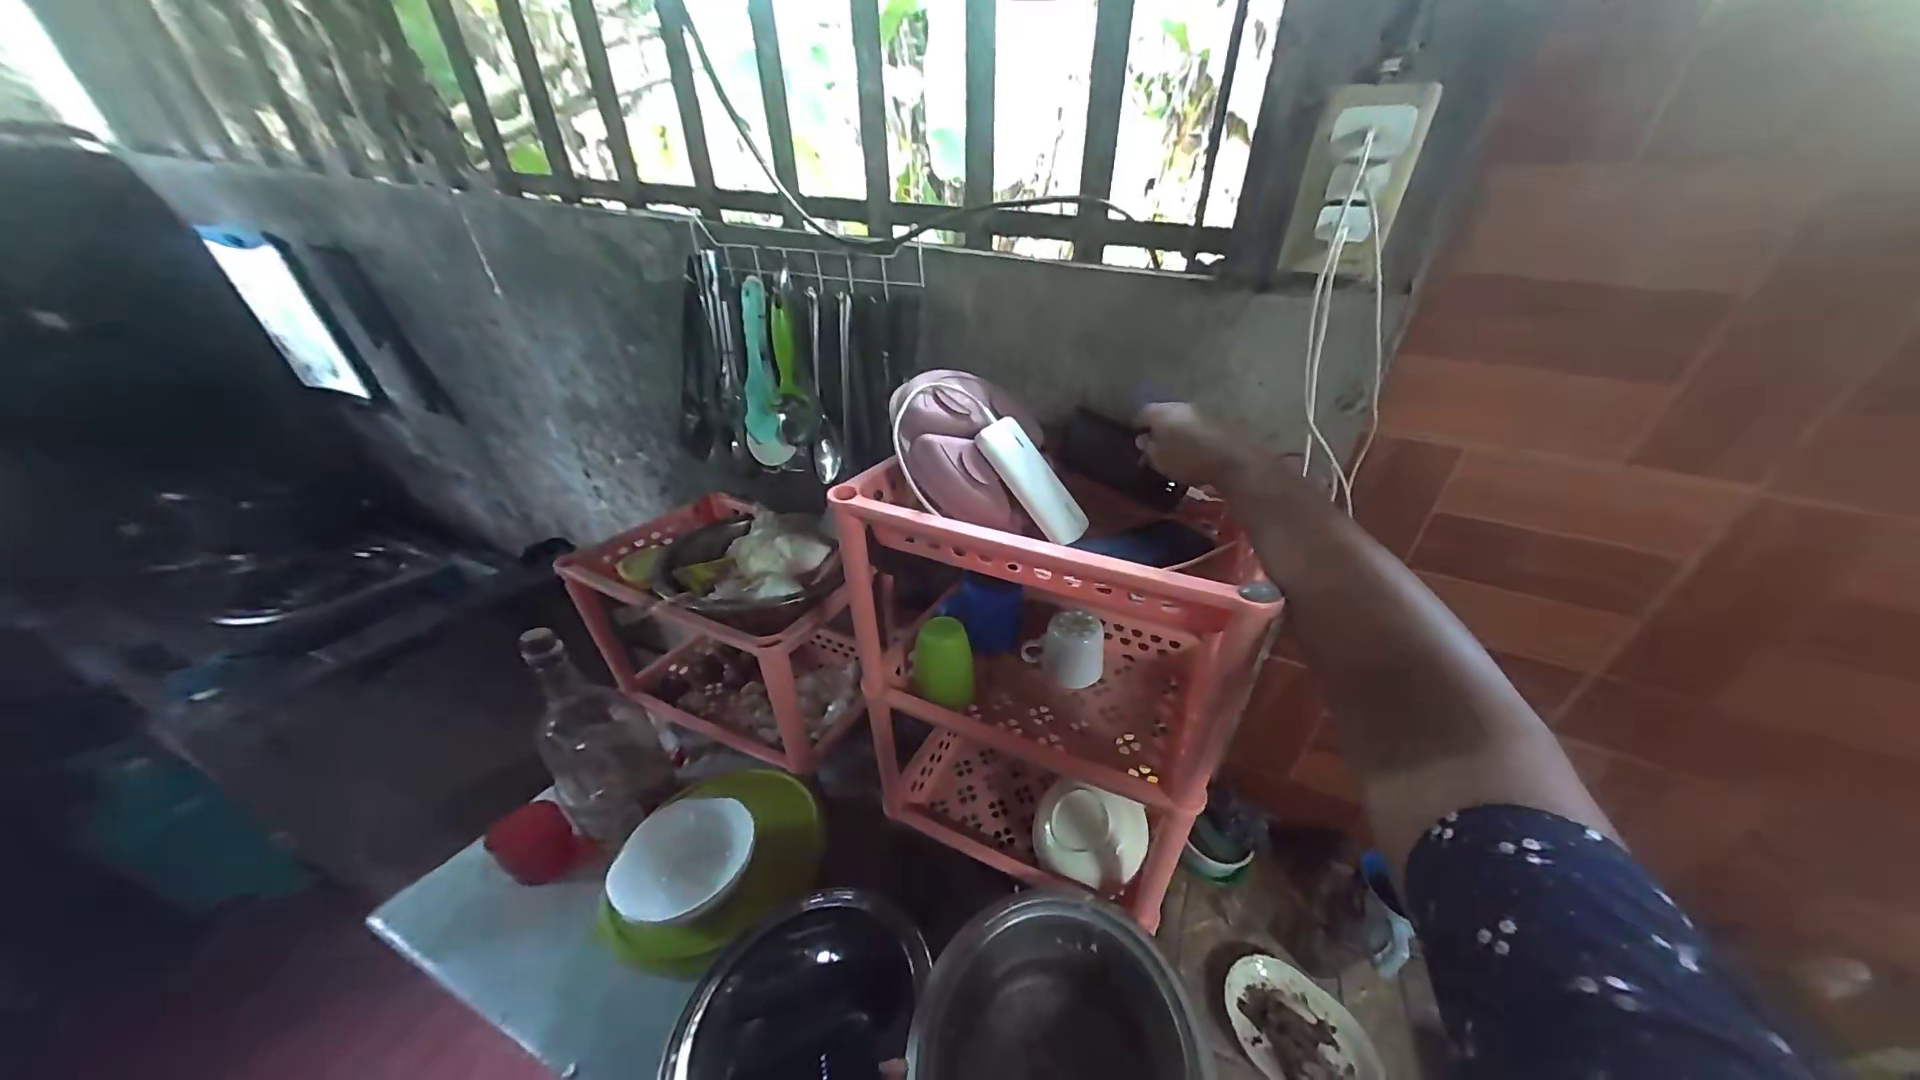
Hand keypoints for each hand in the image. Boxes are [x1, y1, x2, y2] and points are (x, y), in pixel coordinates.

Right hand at [1134, 402, 1260, 489]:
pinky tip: (1198, 453)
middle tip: (1156, 448)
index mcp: (1162, 412)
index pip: (1142, 414)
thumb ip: (1148, 448)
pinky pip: (1202, 429)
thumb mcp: (1158, 460)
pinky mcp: (1224, 423)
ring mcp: (1205, 412)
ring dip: (1180, 433)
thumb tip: (1143, 439)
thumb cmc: (1188, 461)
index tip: (1136, 439)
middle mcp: (1183, 406)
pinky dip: (1197, 438)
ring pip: (1185, 421)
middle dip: (1160, 429)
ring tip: (1178, 453)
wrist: (1235, 460)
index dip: (1136, 426)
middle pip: (1165, 415)